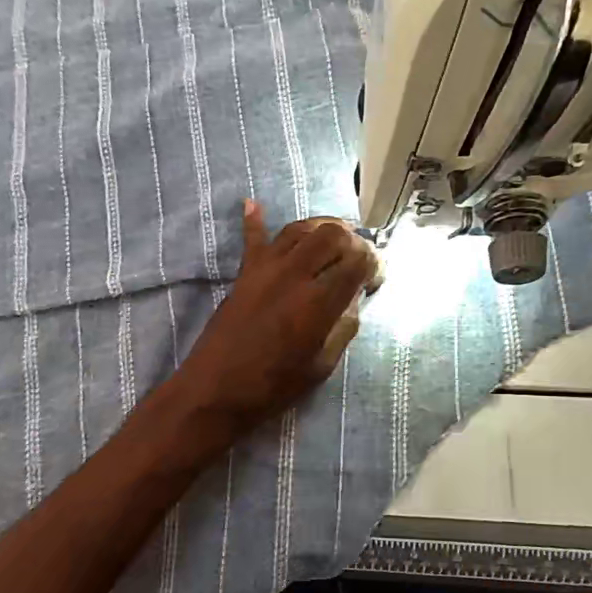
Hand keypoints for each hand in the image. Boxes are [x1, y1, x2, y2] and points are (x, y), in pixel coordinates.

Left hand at [160, 200, 380, 443]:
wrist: (215, 389)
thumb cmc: (272, 386)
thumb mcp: (322, 366)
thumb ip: (343, 327)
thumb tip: (353, 299)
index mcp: (318, 302)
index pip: (358, 260)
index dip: (375, 263)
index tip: (376, 278)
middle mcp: (293, 275)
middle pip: (332, 234)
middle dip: (353, 240)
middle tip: (358, 258)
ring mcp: (265, 270)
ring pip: (298, 230)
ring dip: (321, 228)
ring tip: (334, 237)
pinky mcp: (243, 275)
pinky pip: (252, 240)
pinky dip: (255, 220)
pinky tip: (253, 202)